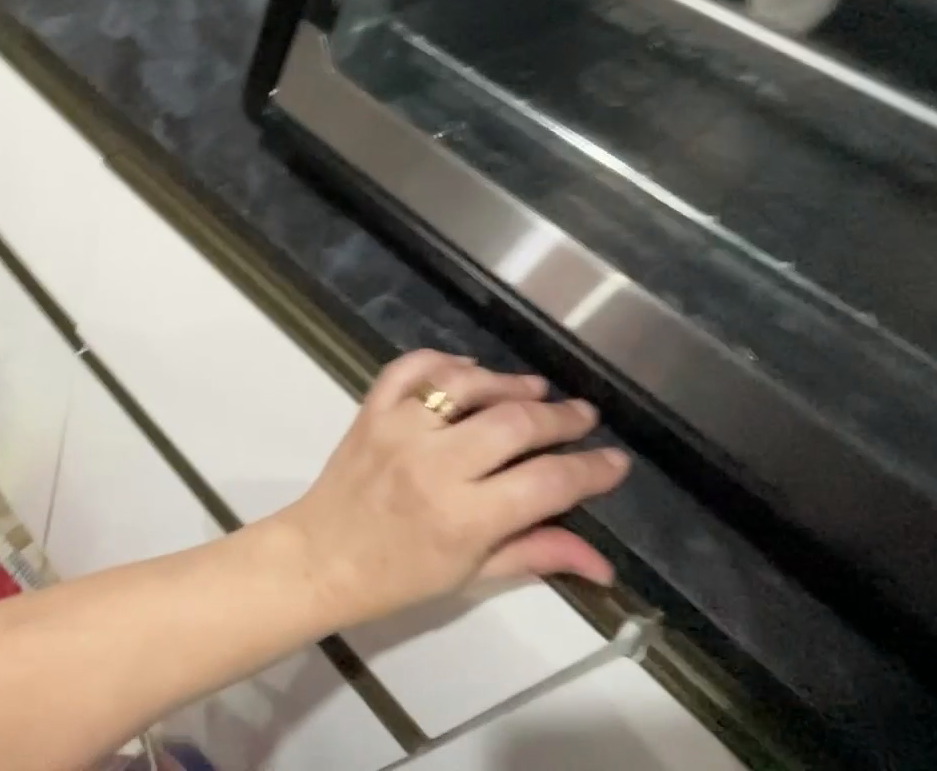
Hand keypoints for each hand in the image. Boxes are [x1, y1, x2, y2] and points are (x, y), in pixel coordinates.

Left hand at [266, 350, 629, 630]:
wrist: (321, 557)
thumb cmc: (398, 575)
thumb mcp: (471, 574)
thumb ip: (536, 555)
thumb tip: (605, 564)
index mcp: (463, 516)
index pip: (547, 482)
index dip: (591, 470)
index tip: (614, 460)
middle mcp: (432, 464)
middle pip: (512, 423)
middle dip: (559, 417)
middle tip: (581, 415)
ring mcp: (397, 430)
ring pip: (462, 385)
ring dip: (505, 382)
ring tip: (535, 389)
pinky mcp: (370, 411)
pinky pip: (408, 369)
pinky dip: (440, 360)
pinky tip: (468, 367)